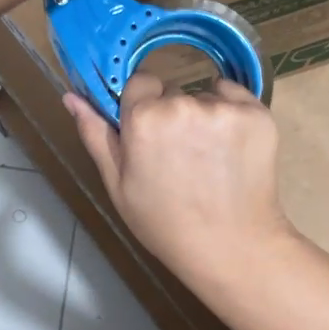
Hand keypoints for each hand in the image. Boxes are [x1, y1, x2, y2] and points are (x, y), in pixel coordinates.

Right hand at [65, 74, 296, 289]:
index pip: (140, 82)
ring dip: (204, 117)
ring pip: (204, 97)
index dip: (143, 108)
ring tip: (210, 160)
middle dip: (172, 115)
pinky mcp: (257, 112)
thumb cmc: (165, 223)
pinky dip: (233, 115)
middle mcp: (183, 104)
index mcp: (144, 120)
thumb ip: (96, 135)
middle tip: (180, 157)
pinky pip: (236, 98)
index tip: (150, 136)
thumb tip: (71, 96)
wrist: (233, 247)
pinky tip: (232, 150)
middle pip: (173, 92)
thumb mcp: (119, 185)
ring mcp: (223, 108)